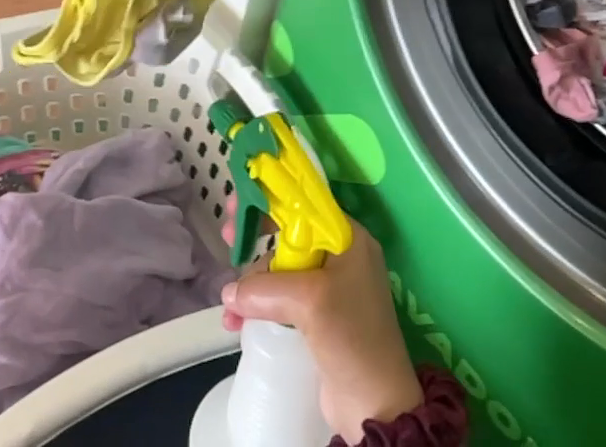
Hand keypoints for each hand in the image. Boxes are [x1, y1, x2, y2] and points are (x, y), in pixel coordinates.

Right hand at [221, 214, 424, 441]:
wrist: (376, 403)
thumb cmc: (351, 336)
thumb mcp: (308, 300)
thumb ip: (263, 287)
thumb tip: (230, 294)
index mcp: (348, 239)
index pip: (304, 205)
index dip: (269, 201)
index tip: (238, 206)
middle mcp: (340, 257)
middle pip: (288, 235)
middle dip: (256, 242)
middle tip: (229, 240)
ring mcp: (329, 288)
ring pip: (280, 270)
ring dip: (252, 285)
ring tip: (232, 309)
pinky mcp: (318, 317)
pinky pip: (280, 299)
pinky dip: (258, 306)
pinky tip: (236, 323)